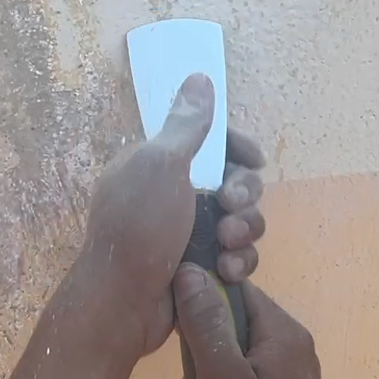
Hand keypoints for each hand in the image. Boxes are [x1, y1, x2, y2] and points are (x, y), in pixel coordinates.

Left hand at [75, 74, 266, 359]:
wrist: (124, 303)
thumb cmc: (139, 226)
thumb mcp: (160, 164)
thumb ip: (187, 123)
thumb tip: (200, 75)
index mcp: (159, 164)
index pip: (209, 143)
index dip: (236, 148)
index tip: (254, 158)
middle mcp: (175, 195)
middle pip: (234, 181)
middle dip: (242, 194)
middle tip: (230, 207)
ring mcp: (189, 232)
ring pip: (242, 220)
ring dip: (244, 230)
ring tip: (226, 245)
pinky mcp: (202, 265)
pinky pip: (238, 254)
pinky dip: (238, 260)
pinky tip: (227, 270)